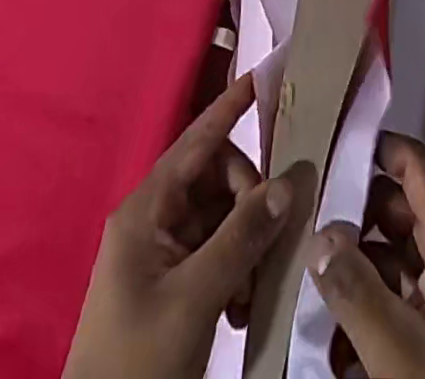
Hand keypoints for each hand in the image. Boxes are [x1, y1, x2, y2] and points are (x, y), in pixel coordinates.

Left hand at [63, 73, 292, 378]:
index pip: (196, 141)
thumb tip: (288, 182)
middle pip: (223, 176)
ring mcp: (170, 247)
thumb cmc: (136, 361)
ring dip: (253, 238)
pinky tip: (246, 302)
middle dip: (253, 199)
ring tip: (253, 287)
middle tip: (268, 239)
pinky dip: (246, 263)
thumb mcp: (193, 298)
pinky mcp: (182, 273)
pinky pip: (228, 243)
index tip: (262, 74)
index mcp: (147, 211)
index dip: (229, 107)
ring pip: (231, 211)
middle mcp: (159, 218)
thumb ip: (242, 236)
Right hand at [309, 133, 424, 378]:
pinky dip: (366, 281)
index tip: (343, 138)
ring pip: (397, 246)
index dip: (389, 148)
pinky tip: (329, 295)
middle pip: (406, 207)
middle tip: (311, 196)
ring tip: (310, 242)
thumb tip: (321, 234)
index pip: (424, 172)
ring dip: (360, 242)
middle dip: (362, 197)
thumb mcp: (398, 350)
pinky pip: (396, 285)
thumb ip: (357, 292)